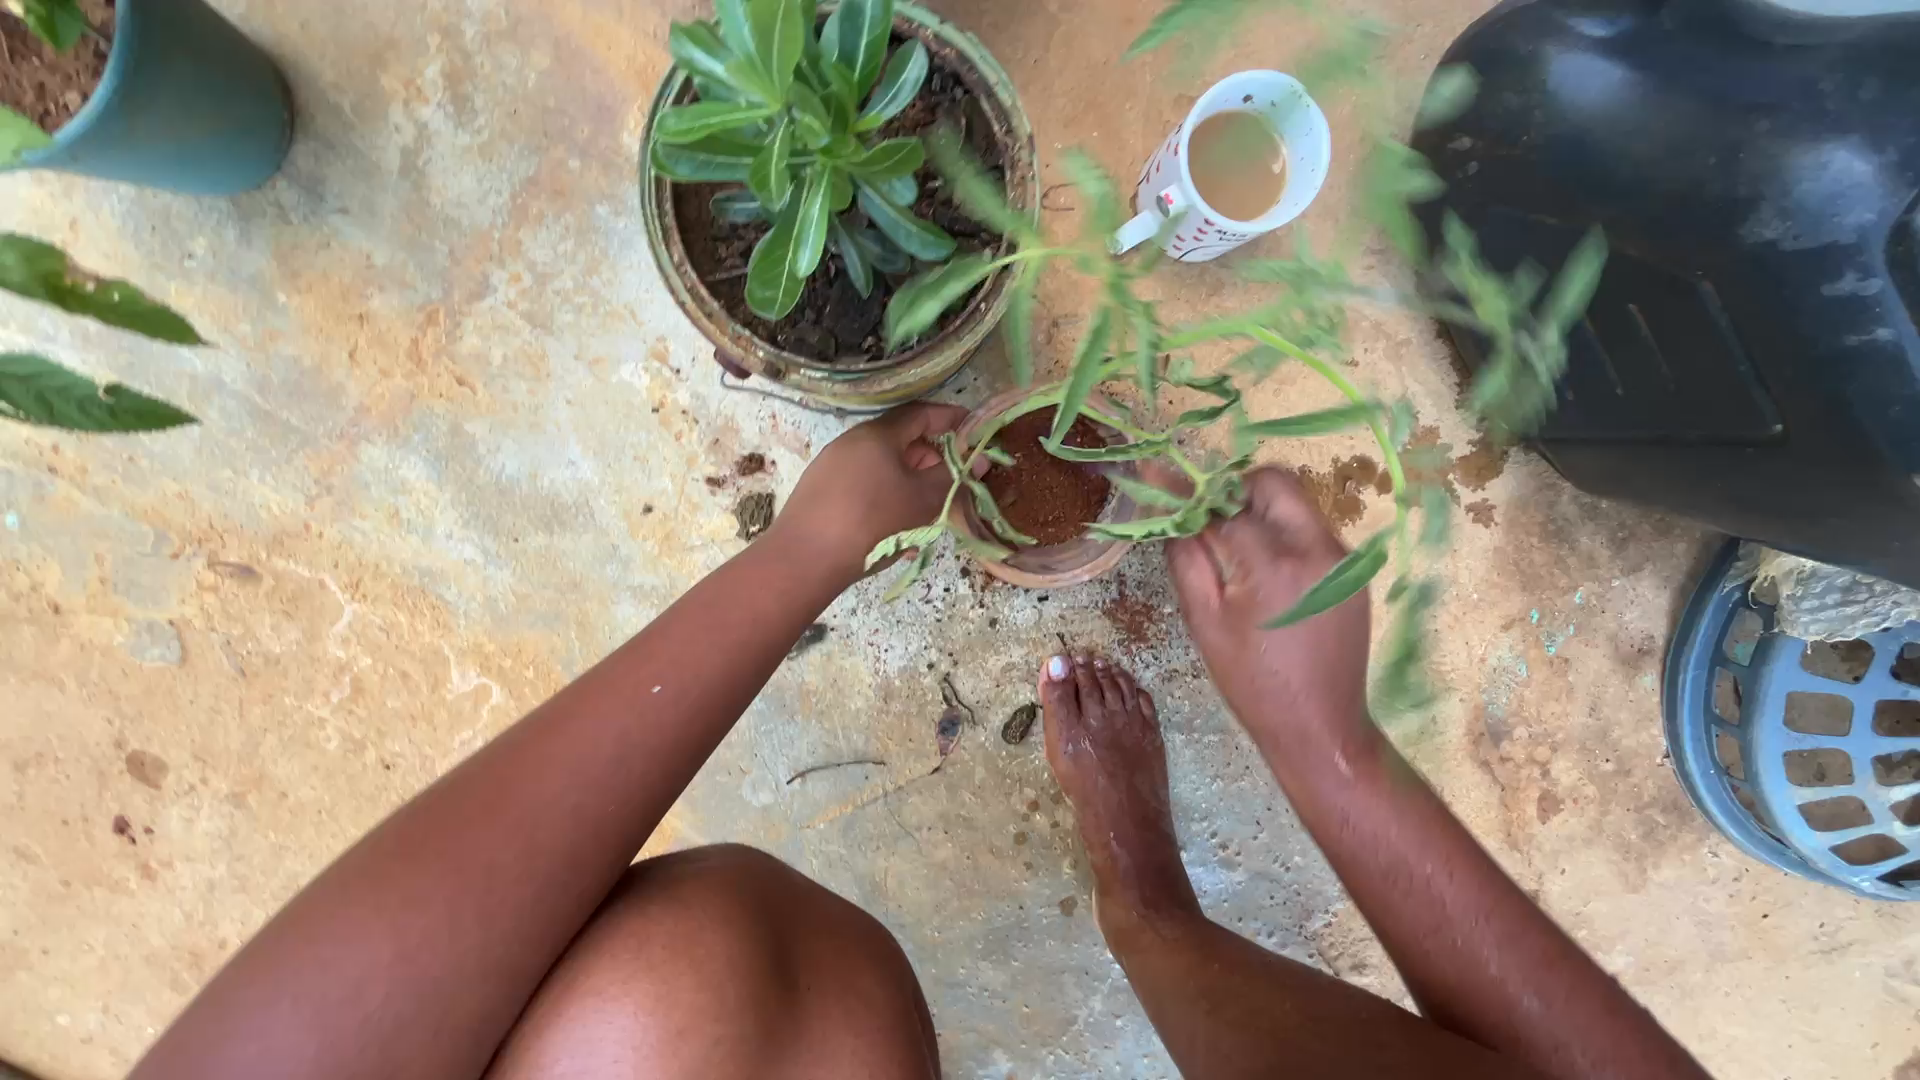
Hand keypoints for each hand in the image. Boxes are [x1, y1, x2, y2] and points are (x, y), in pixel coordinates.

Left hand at [770, 402, 971, 580]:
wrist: (804, 560)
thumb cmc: (872, 522)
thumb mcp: (923, 500)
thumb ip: (953, 478)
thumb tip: (978, 461)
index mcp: (877, 435)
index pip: (920, 413)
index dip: (950, 419)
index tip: (974, 430)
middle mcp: (852, 443)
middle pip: (901, 442)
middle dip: (931, 462)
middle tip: (952, 486)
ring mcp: (832, 467)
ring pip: (884, 470)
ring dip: (910, 487)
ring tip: (926, 519)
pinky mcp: (821, 493)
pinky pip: (865, 488)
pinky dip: (887, 501)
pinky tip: (896, 534)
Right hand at [1165, 467, 1372, 748]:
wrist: (1319, 724)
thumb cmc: (1250, 679)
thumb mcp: (1203, 619)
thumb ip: (1186, 555)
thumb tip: (1169, 508)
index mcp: (1274, 562)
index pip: (1225, 503)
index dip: (1192, 498)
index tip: (1167, 492)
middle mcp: (1318, 547)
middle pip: (1274, 482)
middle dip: (1235, 491)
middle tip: (1210, 521)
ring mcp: (1343, 558)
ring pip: (1296, 503)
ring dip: (1261, 512)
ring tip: (1237, 553)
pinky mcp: (1353, 571)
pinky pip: (1312, 531)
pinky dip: (1283, 536)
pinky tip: (1267, 575)